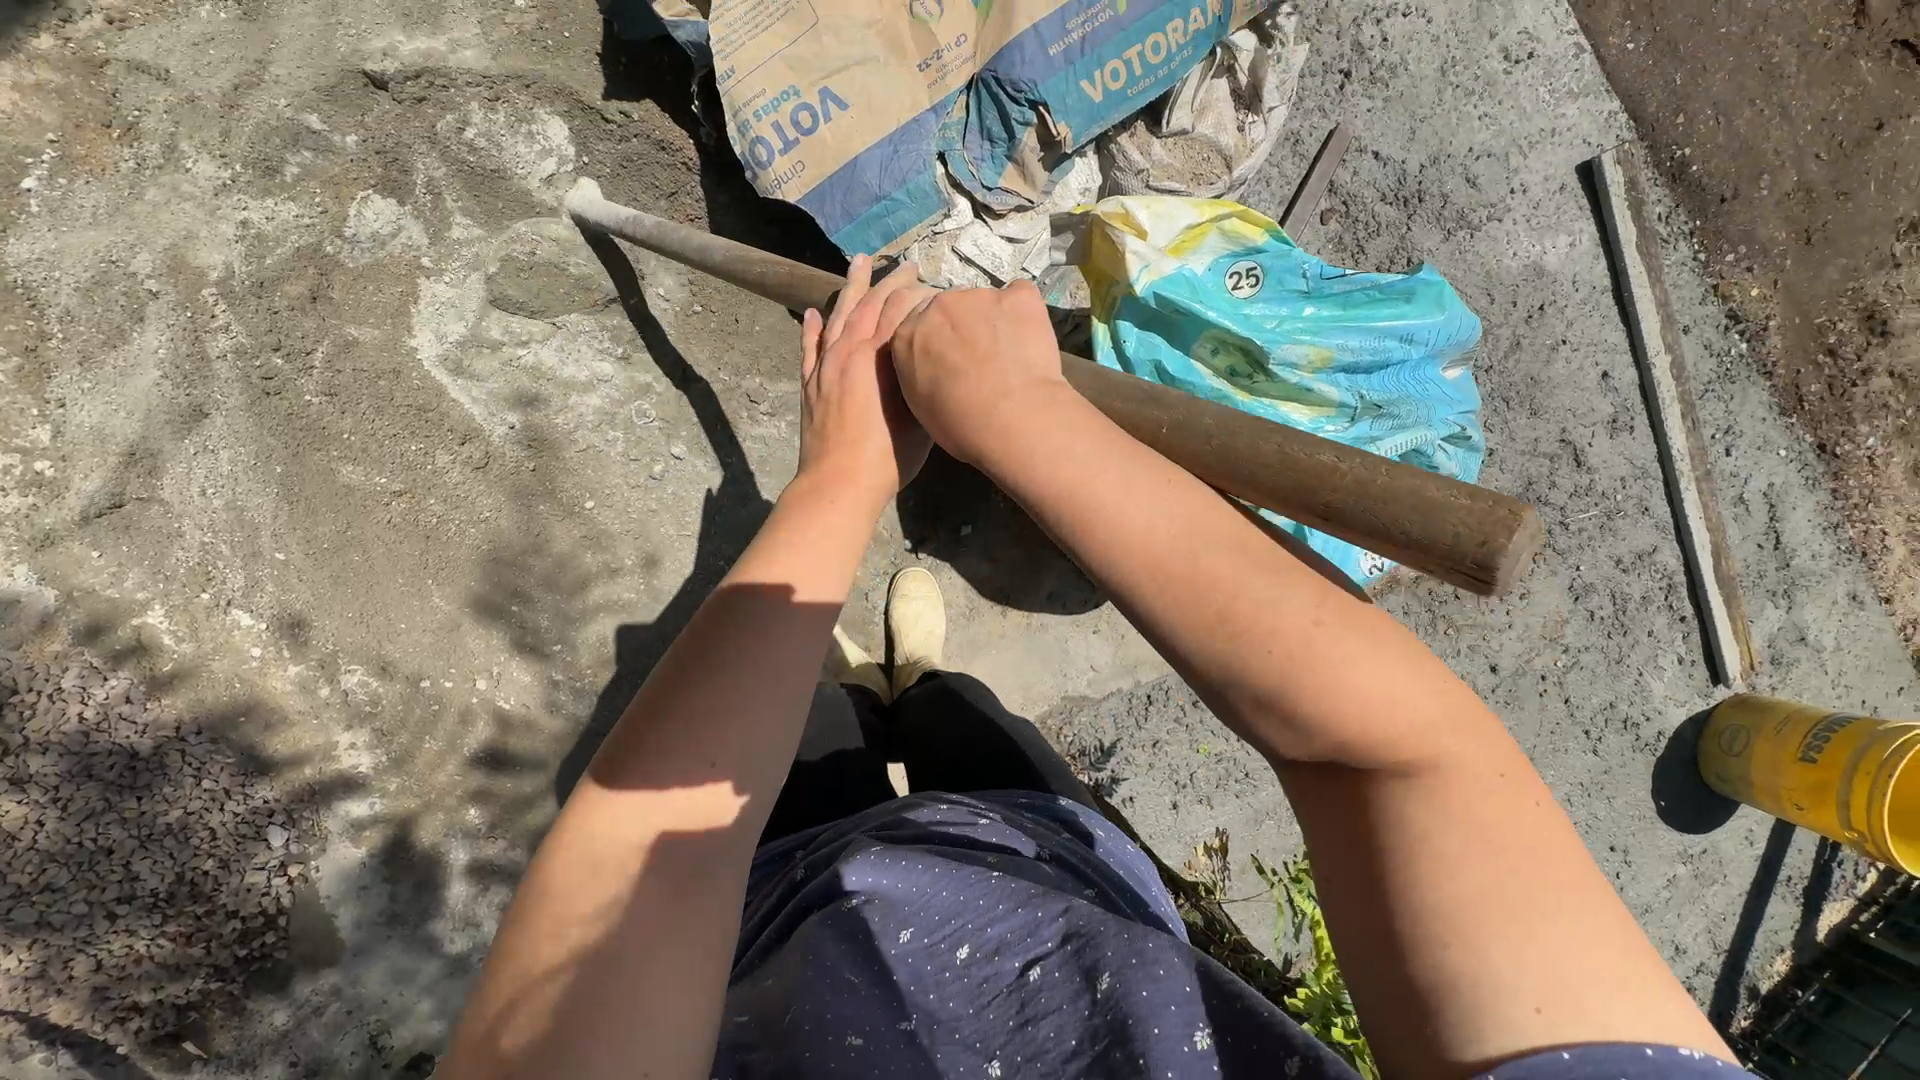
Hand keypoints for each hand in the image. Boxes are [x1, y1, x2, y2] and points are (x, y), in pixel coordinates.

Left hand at [795, 255, 936, 501]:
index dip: (915, 293)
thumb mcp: (918, 419)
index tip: (932, 282)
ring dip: (851, 288)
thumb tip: (928, 357)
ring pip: (837, 317)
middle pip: (868, 305)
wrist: (838, 485)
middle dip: (889, 282)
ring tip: (859, 262)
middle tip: (907, 264)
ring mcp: (824, 368)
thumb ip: (920, 382)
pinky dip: (813, 327)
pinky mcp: (810, 386)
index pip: (897, 309)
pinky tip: (815, 312)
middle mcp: (847, 353)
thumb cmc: (886, 459)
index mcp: (876, 357)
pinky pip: (809, 347)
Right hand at [888, 280, 1069, 464]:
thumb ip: (920, 373)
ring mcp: (980, 296)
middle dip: (963, 327)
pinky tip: (1030, 341)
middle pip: (950, 308)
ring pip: (985, 302)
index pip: (917, 327)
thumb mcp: (921, 405)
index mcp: (907, 335)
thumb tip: (936, 368)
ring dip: (994, 321)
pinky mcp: (1018, 296)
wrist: (1012, 419)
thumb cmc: (962, 426)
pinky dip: (1025, 314)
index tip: (952, 362)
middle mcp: (938, 306)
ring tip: (1010, 356)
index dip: (937, 344)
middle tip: (982, 360)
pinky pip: (1021, 296)